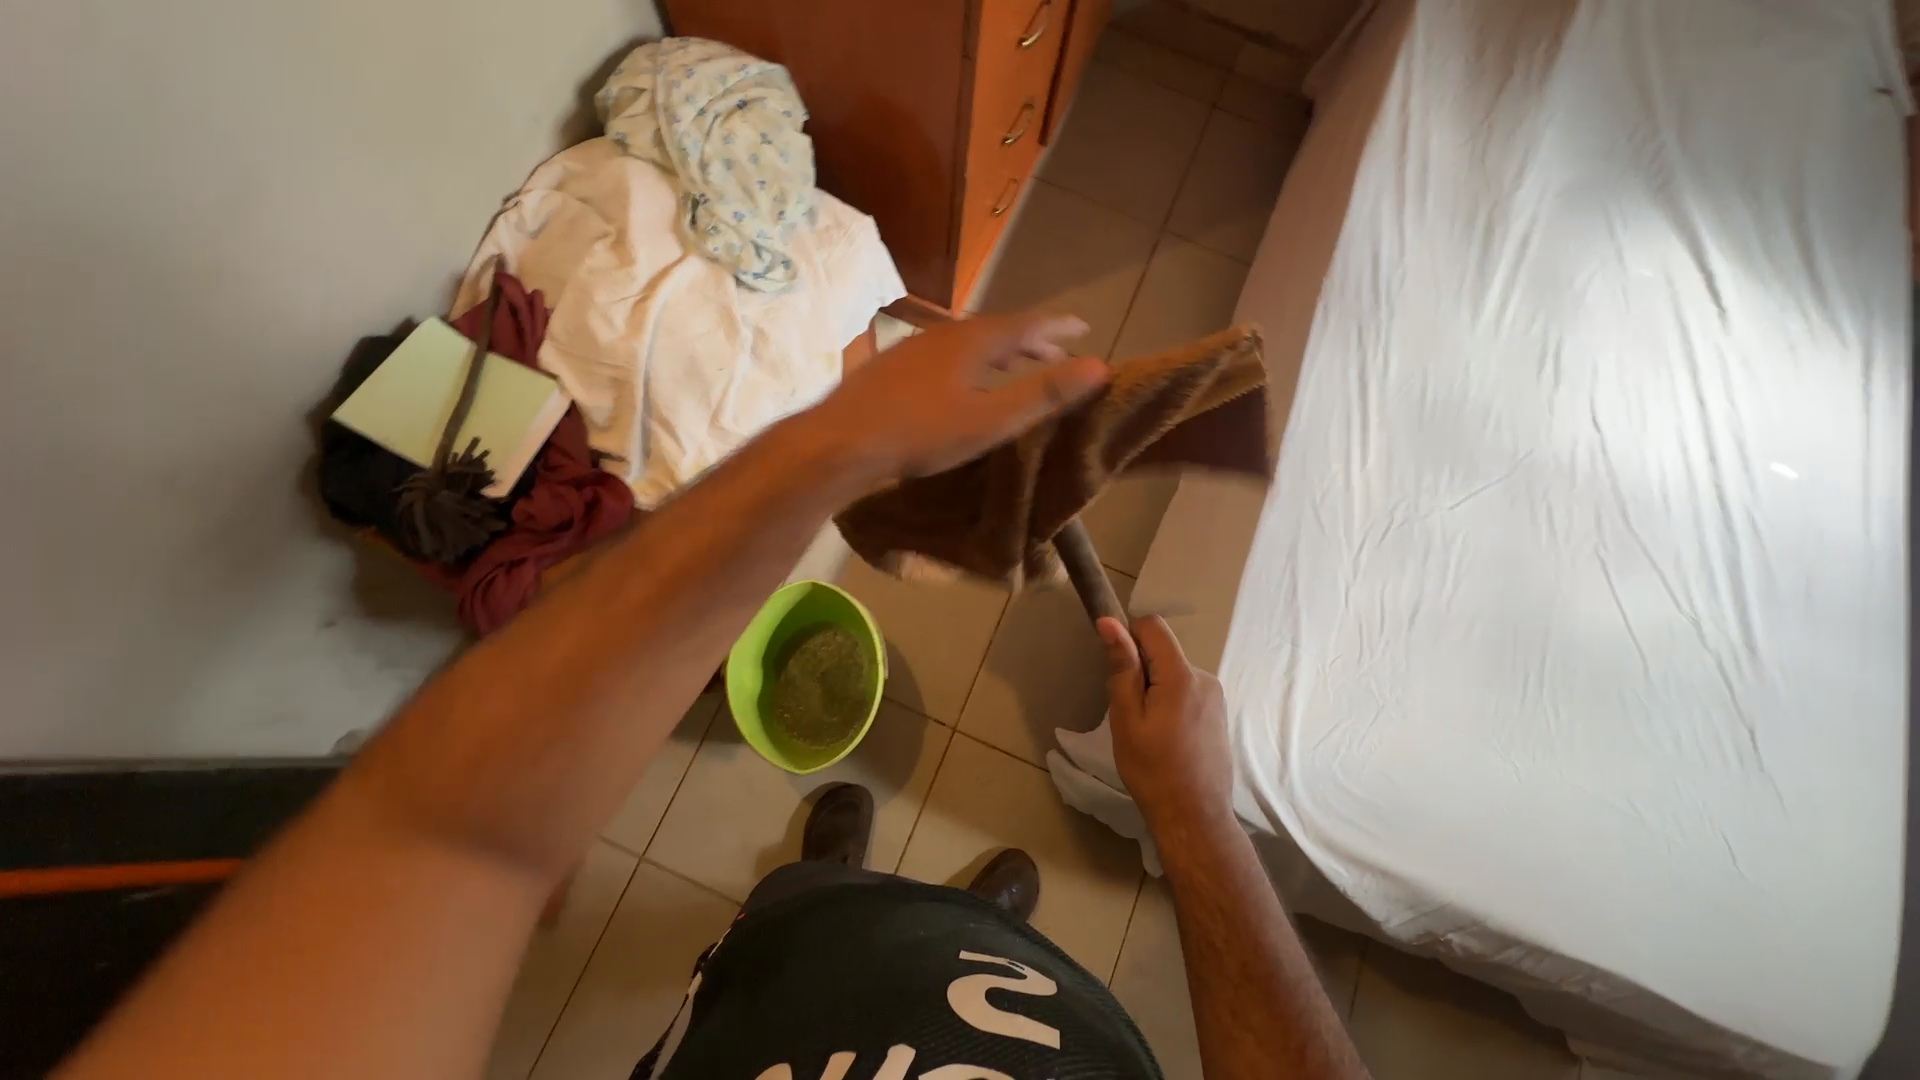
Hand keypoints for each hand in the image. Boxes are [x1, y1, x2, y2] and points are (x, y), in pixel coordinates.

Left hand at [814, 314, 1108, 483]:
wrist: (841, 441)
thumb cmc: (922, 433)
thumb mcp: (991, 420)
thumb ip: (1043, 393)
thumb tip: (1098, 367)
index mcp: (974, 342)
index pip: (1028, 324)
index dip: (1058, 325)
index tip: (1083, 325)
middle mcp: (945, 335)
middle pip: (997, 330)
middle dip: (1031, 339)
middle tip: (1057, 350)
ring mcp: (914, 349)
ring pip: (968, 342)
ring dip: (998, 351)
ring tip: (1014, 366)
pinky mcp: (892, 368)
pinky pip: (944, 356)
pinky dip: (969, 362)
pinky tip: (960, 383)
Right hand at [1098, 616, 1235, 831]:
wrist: (1194, 817)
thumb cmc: (1153, 769)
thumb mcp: (1127, 718)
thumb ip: (1122, 667)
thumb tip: (1110, 622)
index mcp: (1182, 675)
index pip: (1153, 626)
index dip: (1129, 639)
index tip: (1120, 673)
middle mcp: (1205, 678)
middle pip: (1164, 651)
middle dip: (1142, 671)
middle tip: (1131, 713)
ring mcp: (1216, 697)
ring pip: (1174, 672)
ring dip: (1156, 689)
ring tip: (1148, 730)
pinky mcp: (1219, 713)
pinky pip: (1187, 691)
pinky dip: (1171, 702)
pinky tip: (1166, 737)